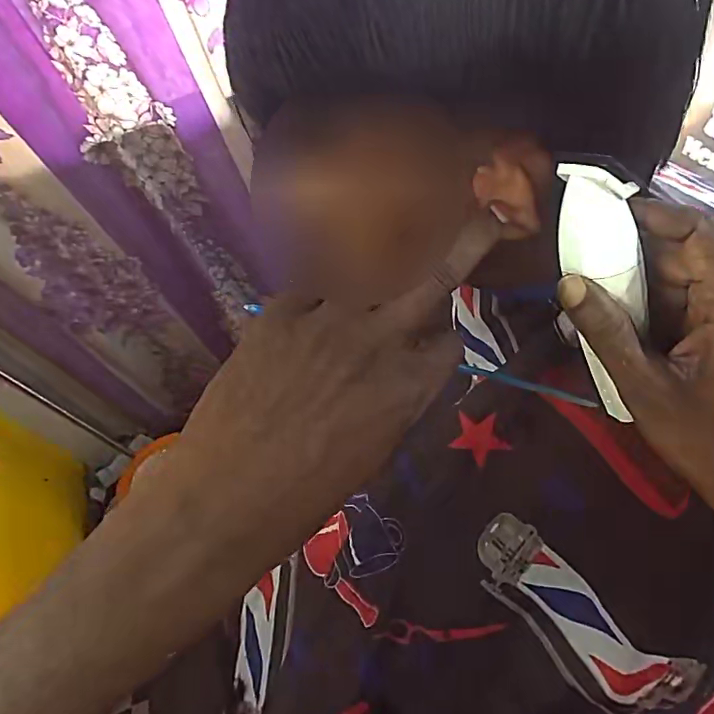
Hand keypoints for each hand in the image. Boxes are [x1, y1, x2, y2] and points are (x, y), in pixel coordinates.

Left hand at [159, 211, 502, 549]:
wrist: (227, 495)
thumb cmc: (308, 495)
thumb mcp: (374, 453)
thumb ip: (396, 402)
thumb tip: (401, 374)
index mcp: (409, 387)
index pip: (451, 340)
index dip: (445, 339)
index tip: (434, 340)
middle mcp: (378, 342)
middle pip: (435, 278)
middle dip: (468, 243)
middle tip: (486, 218)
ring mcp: (327, 319)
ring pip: (369, 271)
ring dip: (377, 271)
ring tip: (375, 260)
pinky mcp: (279, 313)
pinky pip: (308, 288)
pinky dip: (312, 300)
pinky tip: (301, 320)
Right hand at [557, 201, 713, 553]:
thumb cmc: (707, 445)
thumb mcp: (645, 389)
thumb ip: (607, 333)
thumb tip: (568, 283)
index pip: (700, 231)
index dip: (653, 213)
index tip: (604, 214)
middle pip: (694, 250)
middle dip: (639, 248)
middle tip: (586, 254)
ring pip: (692, 276)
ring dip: (647, 278)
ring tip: (598, 286)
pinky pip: (696, 302)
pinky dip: (660, 303)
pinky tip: (626, 320)